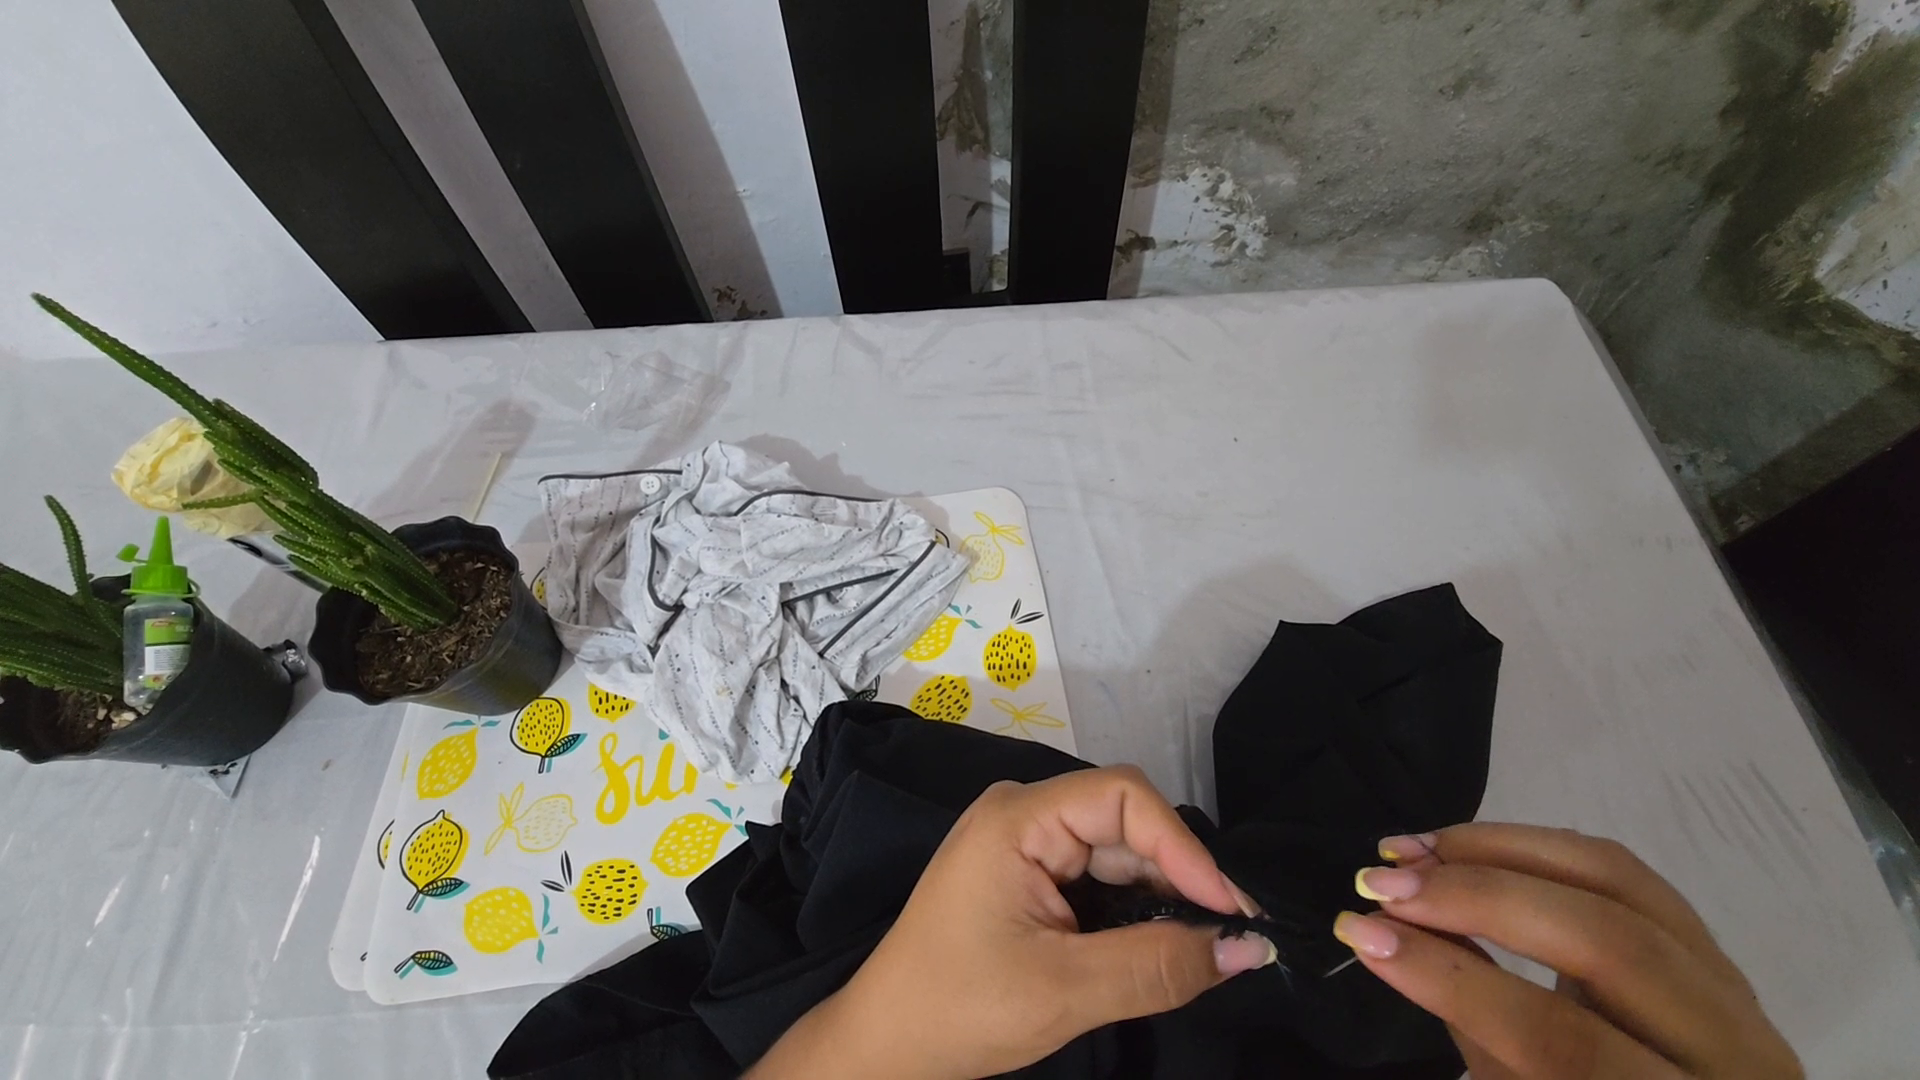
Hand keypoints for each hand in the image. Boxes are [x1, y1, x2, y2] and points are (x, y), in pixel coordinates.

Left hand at [745, 766, 1276, 1078]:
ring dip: (1157, 895)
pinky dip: (1129, 907)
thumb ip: (1157, 964)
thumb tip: (1249, 947)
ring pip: (1112, 851)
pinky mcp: (1026, 873)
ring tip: (1203, 945)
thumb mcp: (1065, 990)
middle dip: (1176, 875)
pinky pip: (1093, 875)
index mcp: (1019, 817)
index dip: (1182, 845)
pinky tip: (1157, 940)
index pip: (1122, 797)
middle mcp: (1022, 814)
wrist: (887, 1042)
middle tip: (1231, 937)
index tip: (1230, 910)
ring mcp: (1022, 841)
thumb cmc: (961, 1007)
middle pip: (1121, 822)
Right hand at [1332, 823, 1802, 1077]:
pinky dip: (1528, 844)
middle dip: (1471, 897)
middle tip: (1379, 882)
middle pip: (1603, 938)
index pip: (1562, 1036)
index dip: (1450, 976)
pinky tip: (1465, 846)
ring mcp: (1731, 984)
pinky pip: (1618, 867)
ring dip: (1494, 850)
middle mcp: (1737, 1048)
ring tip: (1411, 848)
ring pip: (1615, 878)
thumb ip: (1470, 1018)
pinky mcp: (1704, 939)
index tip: (1359, 929)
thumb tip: (1389, 926)